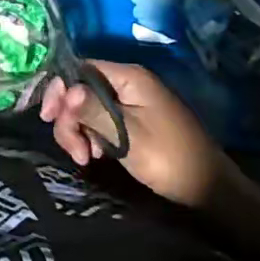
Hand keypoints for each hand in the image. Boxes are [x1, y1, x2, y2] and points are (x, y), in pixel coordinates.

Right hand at [38, 59, 240, 208]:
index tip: (48, 119)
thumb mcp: (127, 136)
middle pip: (80, 90)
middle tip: (75, 152)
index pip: (79, 69)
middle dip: (69, 119)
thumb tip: (65, 91)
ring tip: (85, 158)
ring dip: (78, 131)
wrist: (211, 190)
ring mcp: (131, 102)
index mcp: (129, 78)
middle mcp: (128, 83)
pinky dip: (92, 136)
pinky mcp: (133, 120)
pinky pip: (101, 120)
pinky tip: (94, 155)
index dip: (60, 91)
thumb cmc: (169, 159)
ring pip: (87, 107)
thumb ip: (94, 111)